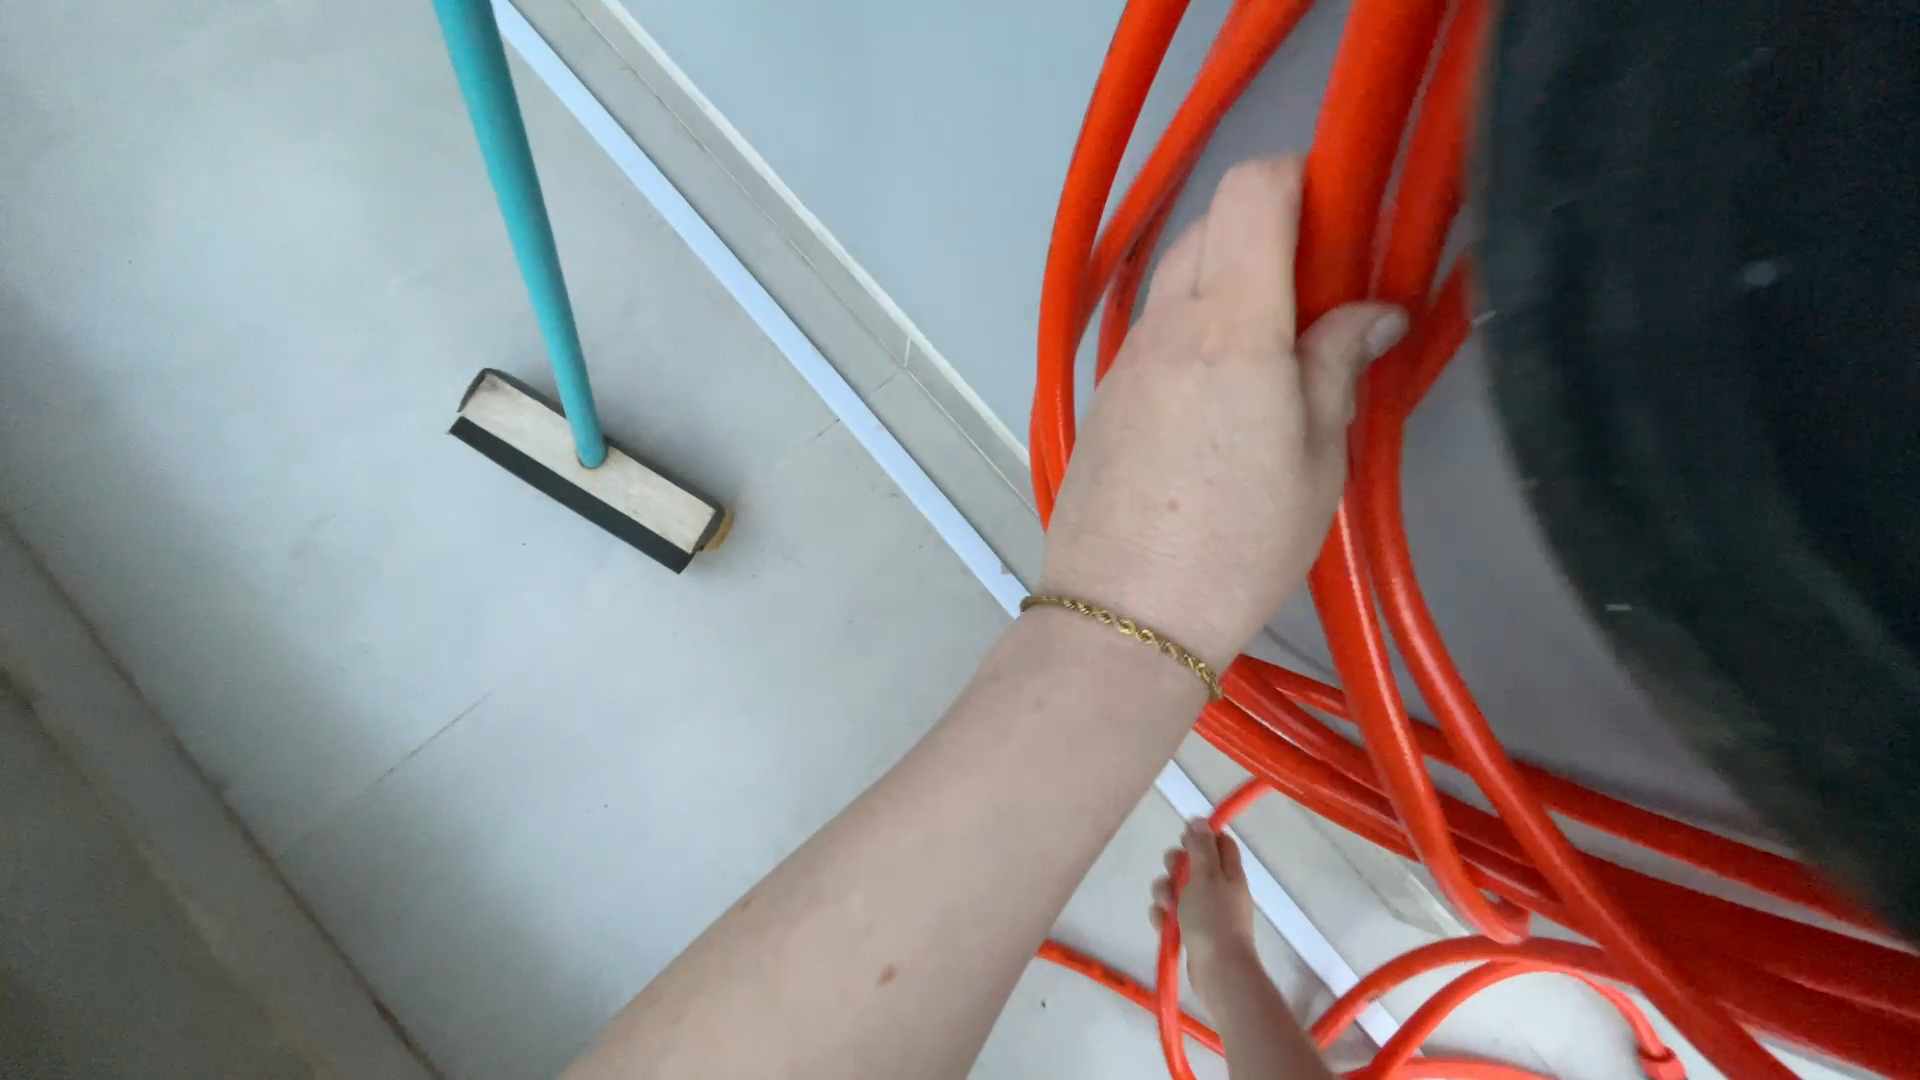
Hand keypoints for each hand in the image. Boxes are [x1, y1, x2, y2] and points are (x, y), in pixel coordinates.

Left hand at [1037, 157, 1406, 667]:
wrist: (1124, 615)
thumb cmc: (1237, 547)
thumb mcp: (1314, 462)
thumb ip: (1335, 368)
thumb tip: (1369, 314)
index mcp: (1228, 327)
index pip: (1250, 191)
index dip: (1300, 182)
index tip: (1339, 224)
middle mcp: (1163, 329)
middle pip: (1209, 227)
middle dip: (1266, 235)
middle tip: (1314, 300)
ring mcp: (1121, 364)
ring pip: (1174, 281)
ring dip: (1224, 287)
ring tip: (1267, 357)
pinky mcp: (1101, 400)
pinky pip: (1150, 335)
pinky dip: (1189, 332)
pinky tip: (1214, 397)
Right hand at [1152, 820, 1258, 1010]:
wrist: (1219, 972)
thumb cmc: (1213, 918)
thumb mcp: (1205, 875)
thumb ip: (1201, 847)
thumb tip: (1200, 820)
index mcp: (1229, 873)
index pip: (1220, 843)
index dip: (1202, 836)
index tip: (1184, 837)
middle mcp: (1219, 890)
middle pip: (1193, 865)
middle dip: (1175, 867)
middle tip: (1173, 873)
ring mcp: (1206, 913)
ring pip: (1178, 890)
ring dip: (1166, 894)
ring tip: (1167, 907)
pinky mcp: (1193, 933)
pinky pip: (1173, 915)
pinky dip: (1165, 918)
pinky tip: (1163, 925)